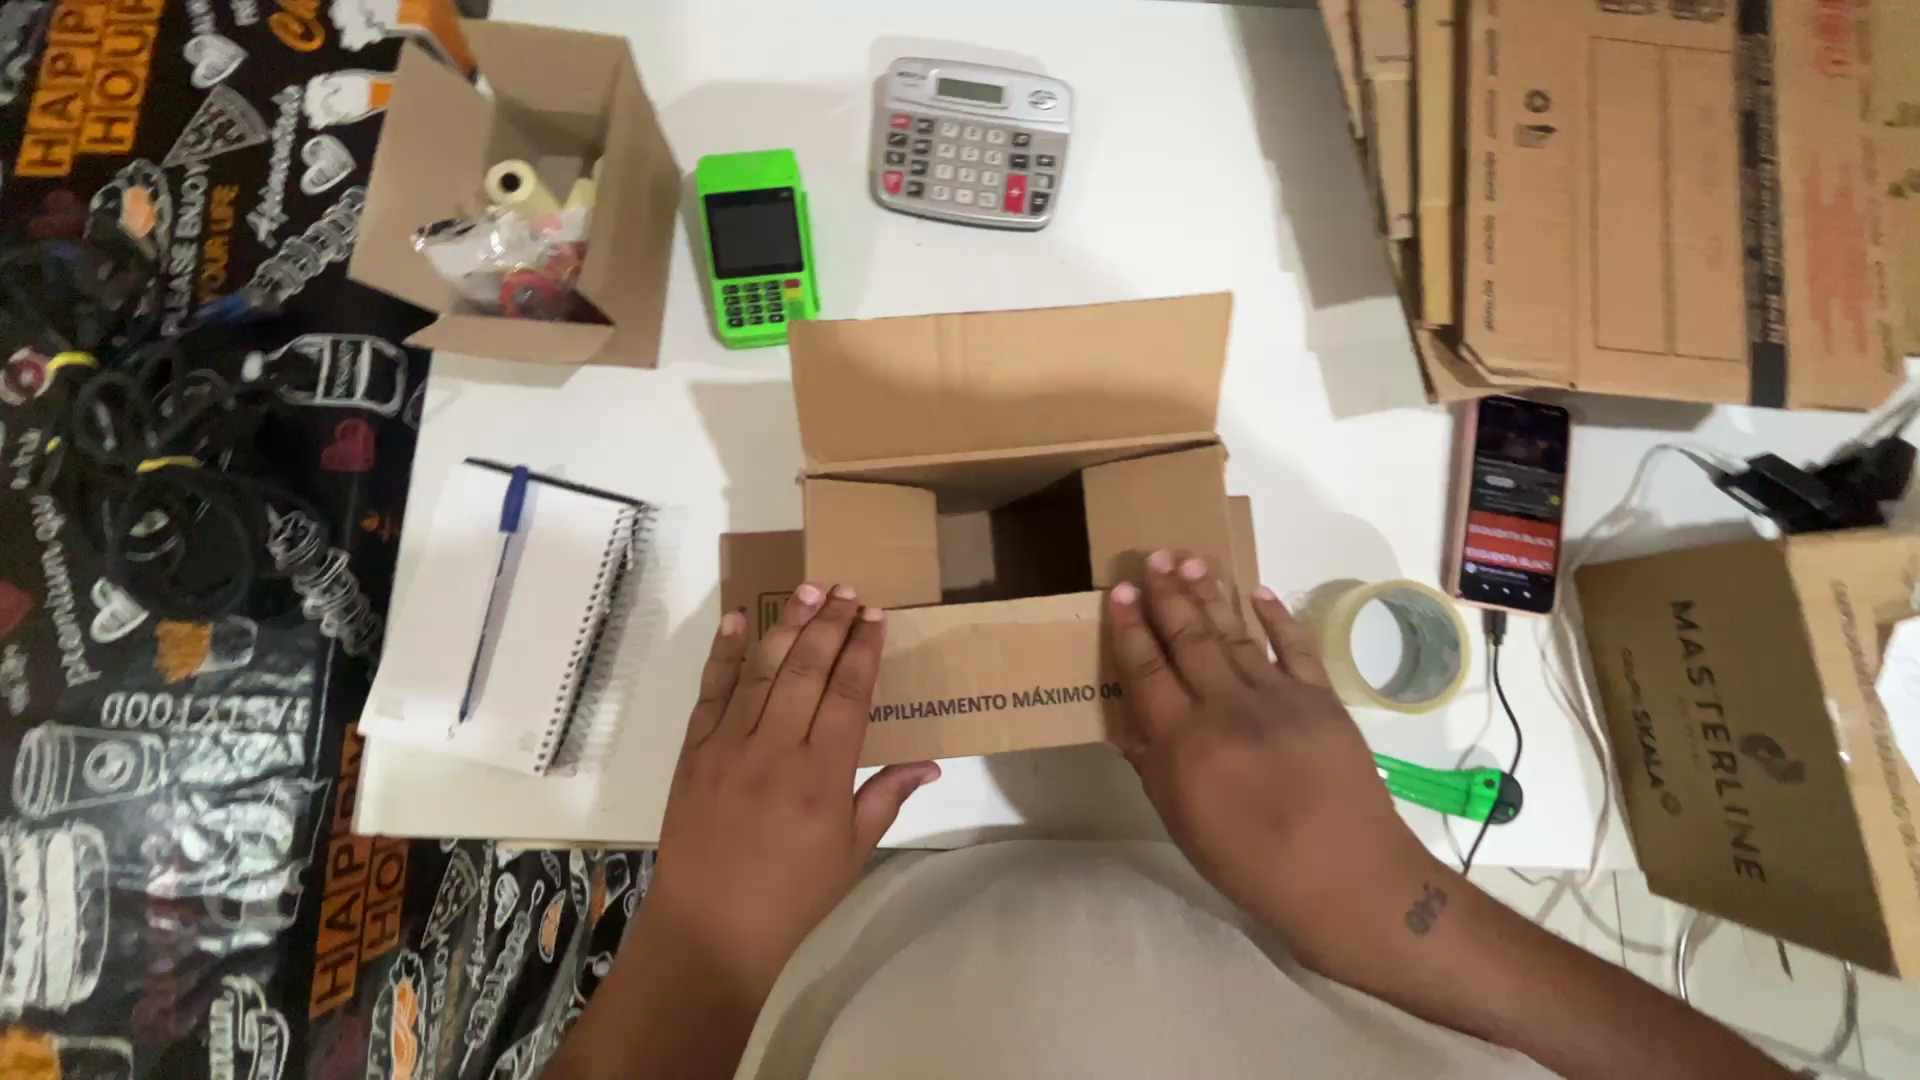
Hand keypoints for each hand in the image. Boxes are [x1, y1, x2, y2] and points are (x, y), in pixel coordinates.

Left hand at [643, 585, 939, 998]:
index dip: (864, 650)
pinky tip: (739, 619)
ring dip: (787, 625)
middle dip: (830, 624)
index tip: (875, 616)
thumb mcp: (852, 851)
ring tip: (808, 590)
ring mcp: (728, 746)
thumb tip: (932, 763)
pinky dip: (724, 653)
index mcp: (821, 776)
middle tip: (847, 591)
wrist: (710, 927)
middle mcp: (775, 750)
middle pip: (807, 670)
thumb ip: (887, 796)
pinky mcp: (694, 751)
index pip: (848, 694)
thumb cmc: (793, 893)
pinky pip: (711, 692)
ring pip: (761, 670)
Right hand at [1107, 551, 1434, 966]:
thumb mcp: (1184, 823)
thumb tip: (1123, 723)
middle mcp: (1228, 708)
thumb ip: (1152, 766)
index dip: (1131, 628)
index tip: (1122, 591)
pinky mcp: (1321, 700)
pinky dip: (1277, 617)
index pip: (1148, 670)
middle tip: (1153, 558)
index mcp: (1186, 742)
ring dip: (1211, 594)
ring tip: (1191, 560)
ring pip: (1236, 634)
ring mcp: (1279, 698)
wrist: (1350, 882)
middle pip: (1189, 638)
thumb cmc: (1252, 864)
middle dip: (1168, 595)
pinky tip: (1258, 591)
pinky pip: (1296, 647)